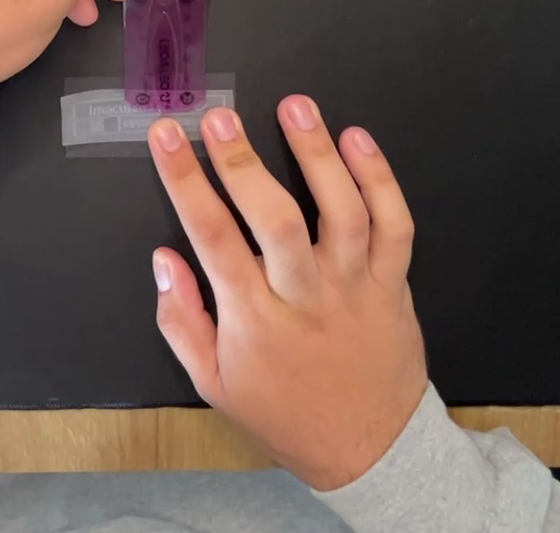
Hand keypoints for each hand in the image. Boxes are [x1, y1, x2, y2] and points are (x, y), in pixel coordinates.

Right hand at [148, 99, 428, 490]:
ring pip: (343, 213)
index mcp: (253, 319)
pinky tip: (357, 139)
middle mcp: (304, 297)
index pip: (211, 237)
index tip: (168, 135)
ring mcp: (355, 287)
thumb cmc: (282, 412)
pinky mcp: (394, 284)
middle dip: (244, 162)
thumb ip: (180, 319)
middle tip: (221, 115)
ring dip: (318, 155)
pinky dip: (380, 180)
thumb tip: (164, 256)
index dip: (185, 180)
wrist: (372, 454)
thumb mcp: (213, 383)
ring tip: (295, 105)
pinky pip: (395, 227)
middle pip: (276, 221)